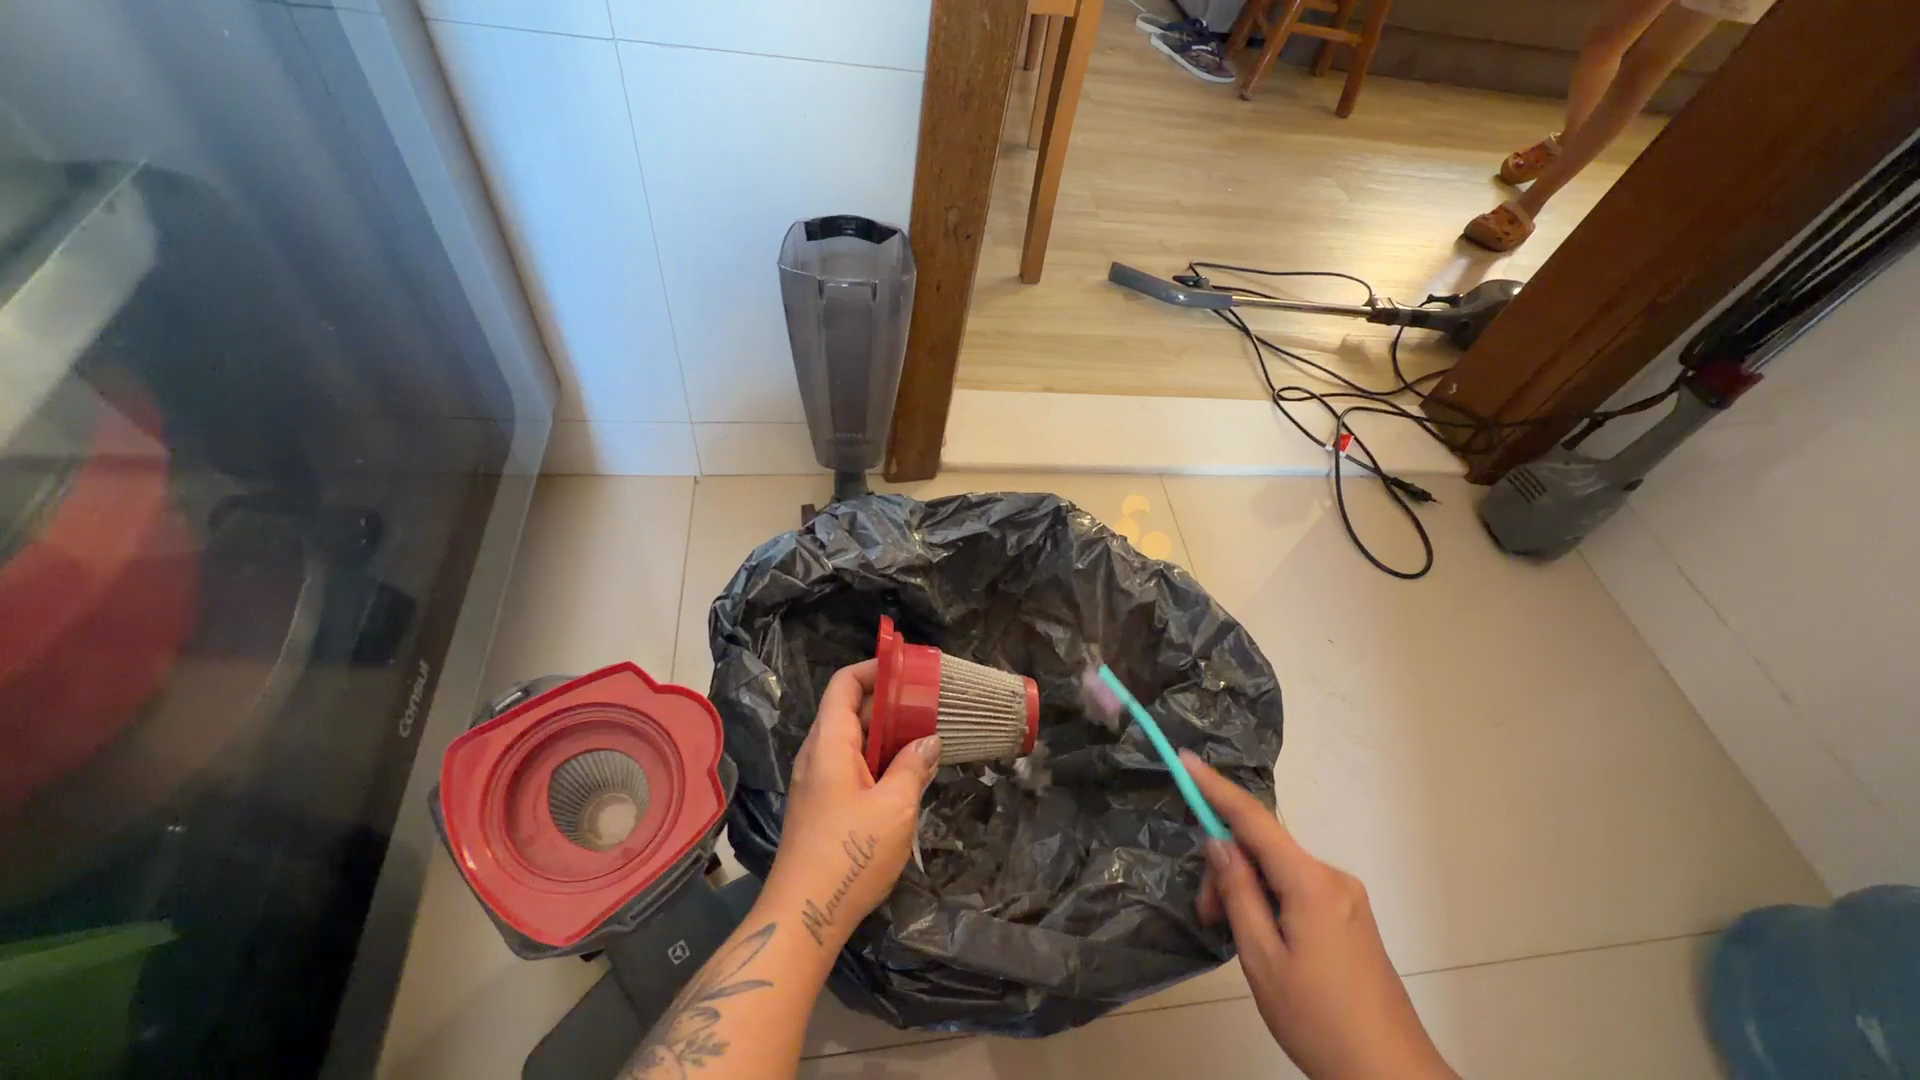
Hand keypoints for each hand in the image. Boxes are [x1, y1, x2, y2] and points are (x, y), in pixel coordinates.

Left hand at [761, 659, 939, 950]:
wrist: (804, 914)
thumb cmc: (850, 853)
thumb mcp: (894, 808)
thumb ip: (912, 767)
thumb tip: (928, 741)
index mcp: (830, 743)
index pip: (845, 684)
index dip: (875, 669)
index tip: (911, 670)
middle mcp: (817, 755)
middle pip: (850, 710)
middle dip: (889, 702)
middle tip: (930, 704)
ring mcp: (816, 782)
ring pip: (853, 742)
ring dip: (887, 734)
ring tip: (925, 737)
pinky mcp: (821, 806)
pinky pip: (851, 767)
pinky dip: (878, 760)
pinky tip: (905, 776)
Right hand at [1184, 751, 1457, 1079]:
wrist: (1392, 1077)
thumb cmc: (1318, 1020)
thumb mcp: (1262, 959)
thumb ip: (1239, 893)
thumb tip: (1219, 843)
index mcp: (1312, 884)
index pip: (1254, 820)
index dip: (1216, 789)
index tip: (1187, 759)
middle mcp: (1333, 878)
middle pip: (1265, 849)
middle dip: (1228, 870)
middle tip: (1208, 917)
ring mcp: (1347, 898)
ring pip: (1280, 872)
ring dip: (1248, 891)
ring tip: (1232, 938)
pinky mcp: (1351, 918)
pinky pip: (1299, 890)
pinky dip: (1270, 902)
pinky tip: (1262, 939)